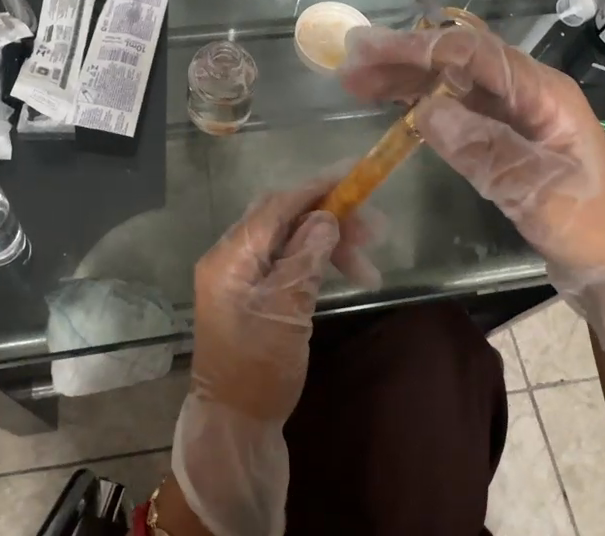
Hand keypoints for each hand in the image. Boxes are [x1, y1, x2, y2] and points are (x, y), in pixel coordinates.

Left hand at [171, 178, 372, 535]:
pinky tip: (344, 272)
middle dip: (329, 217)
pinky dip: (315, 263)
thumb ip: (305, 257)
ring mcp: (240, 277)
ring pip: (289, 241)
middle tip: (375, 230)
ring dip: (328, 243)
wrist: (234, 427)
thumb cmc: (259, 370)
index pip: (276, 206)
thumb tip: (327, 216)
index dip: (317, 188)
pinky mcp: (252, 295)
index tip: (356, 177)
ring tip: (369, 263)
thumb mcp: (287, 311)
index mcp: (230, 256)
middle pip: (283, 218)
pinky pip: (286, 262)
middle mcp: (230, 258)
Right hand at [338, 24, 604, 371]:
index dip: (420, 48)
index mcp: (544, 93)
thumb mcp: (540, 194)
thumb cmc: (590, 228)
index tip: (372, 51)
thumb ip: (486, 151)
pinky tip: (391, 104)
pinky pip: (456, 106)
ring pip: (452, 81)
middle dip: (403, 57)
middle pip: (458, 60)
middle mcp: (527, 92)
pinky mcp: (504, 135)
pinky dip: (420, 102)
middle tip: (350, 61)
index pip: (474, 54)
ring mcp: (515, 112)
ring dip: (405, 78)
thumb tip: (426, 111)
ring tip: (355, 81)